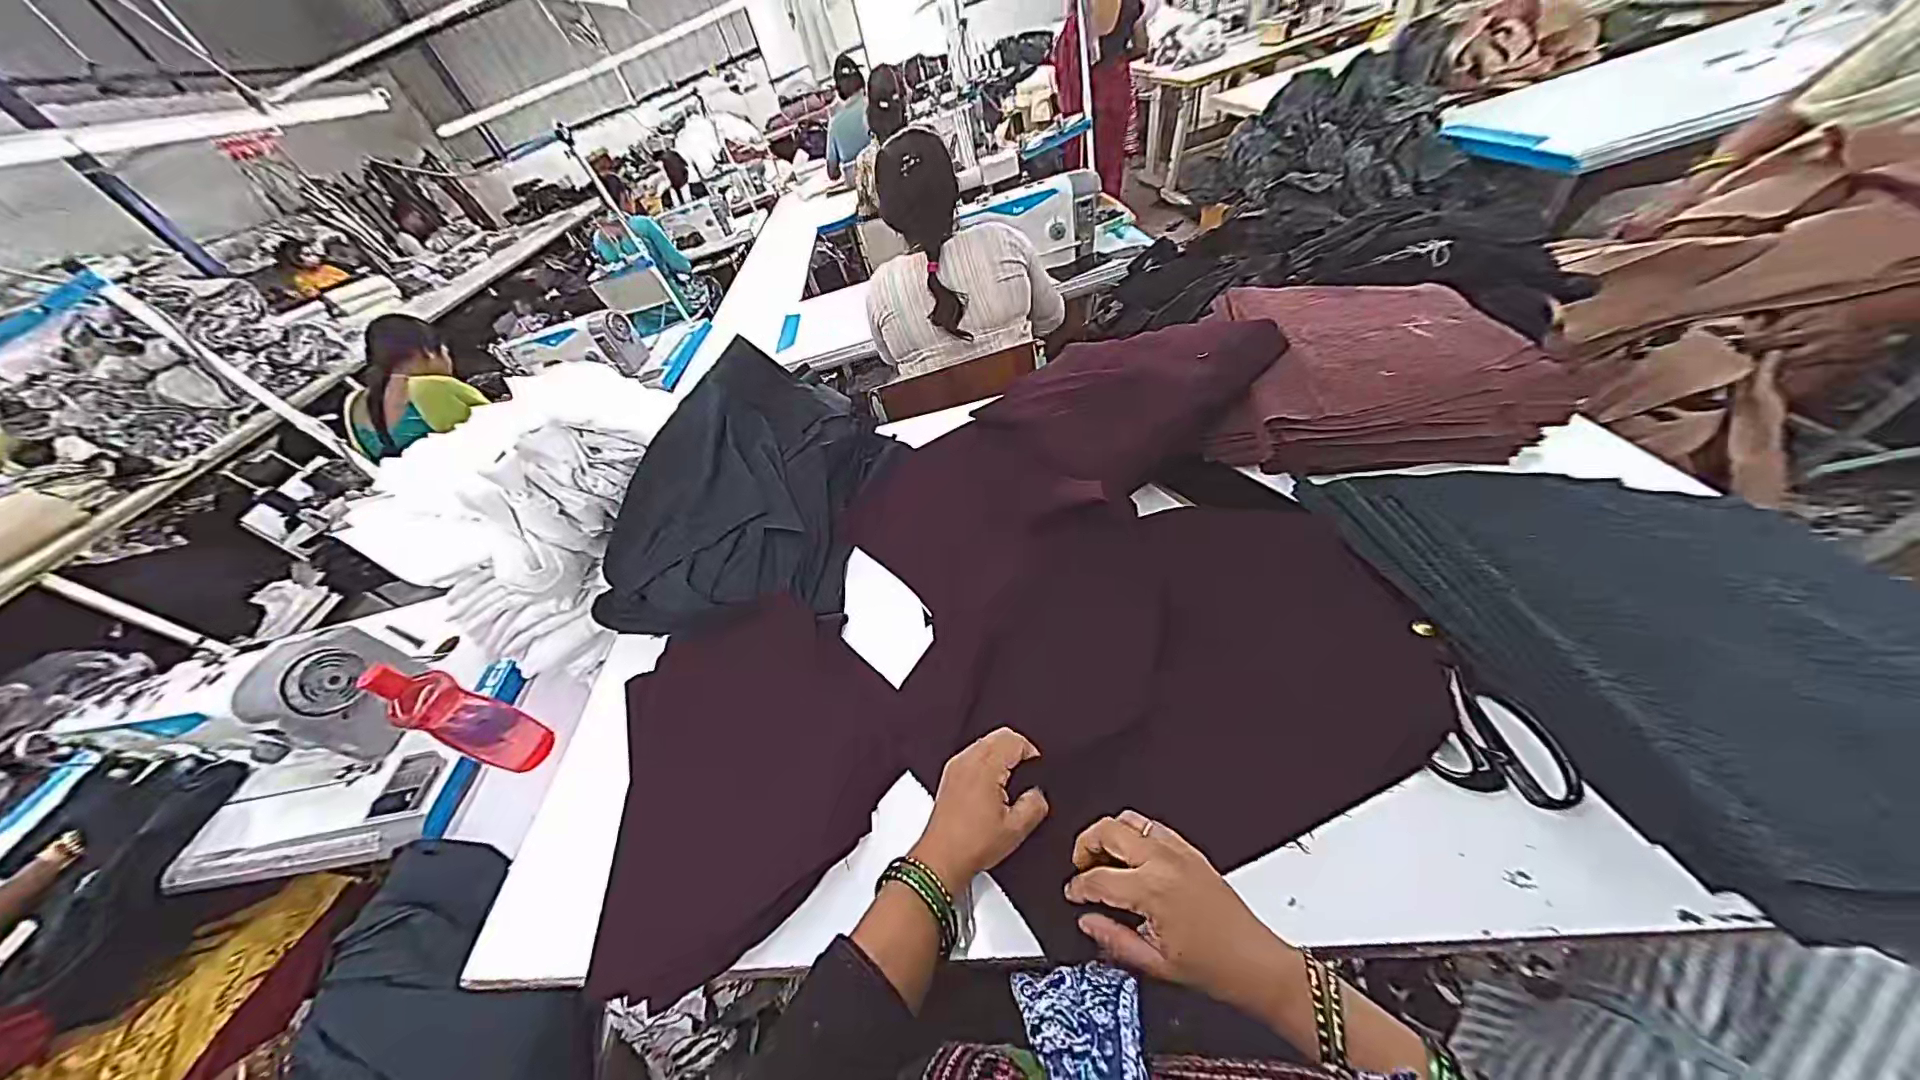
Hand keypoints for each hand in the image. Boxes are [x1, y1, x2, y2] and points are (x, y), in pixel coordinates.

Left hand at [910, 728, 1049, 893]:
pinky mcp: (949, 775)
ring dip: (1001, 754)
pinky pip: (972, 755)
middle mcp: (968, 761)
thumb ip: (1035, 804)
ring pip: (985, 742)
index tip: (1037, 769)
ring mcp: (956, 766)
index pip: (1014, 740)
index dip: (1032, 753)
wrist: (942, 858)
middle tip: (1026, 772)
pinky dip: (986, 762)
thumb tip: (1038, 793)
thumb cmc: (971, 844)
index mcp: (985, 767)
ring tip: (1010, 781)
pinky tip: (992, 786)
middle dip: (1017, 749)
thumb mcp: (1016, 829)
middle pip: (999, 735)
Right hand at [1066, 811, 1290, 1015]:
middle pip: (1107, 831)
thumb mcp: (1155, 964)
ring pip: (1129, 819)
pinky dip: (1135, 833)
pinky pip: (1154, 826)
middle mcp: (1164, 861)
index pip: (1097, 877)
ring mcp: (1179, 851)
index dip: (1077, 886)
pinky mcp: (1191, 851)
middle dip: (1085, 846)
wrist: (1257, 964)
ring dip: (1109, 834)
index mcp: (1152, 889)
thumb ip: (1113, 939)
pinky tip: (1133, 855)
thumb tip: (1088, 922)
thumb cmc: (1216, 967)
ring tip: (1103, 856)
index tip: (1073, 893)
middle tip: (1081, 867)